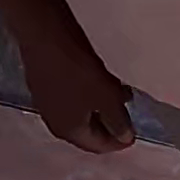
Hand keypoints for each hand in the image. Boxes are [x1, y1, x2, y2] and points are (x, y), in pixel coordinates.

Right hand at [19, 32, 134, 152]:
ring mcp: (47, 105)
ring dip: (100, 109)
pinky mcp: (44, 86)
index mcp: (70, 132)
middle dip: (110, 126)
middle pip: (88, 133)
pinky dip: (88, 97)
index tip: (135, 134)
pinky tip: (99, 83)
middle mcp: (55, 124)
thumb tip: (125, 138)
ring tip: (119, 97)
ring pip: (80, 115)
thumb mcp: (107, 97)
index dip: (119, 142)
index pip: (99, 147)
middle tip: (128, 116)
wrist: (44, 33)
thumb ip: (119, 121)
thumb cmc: (79, 69)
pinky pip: (72, 99)